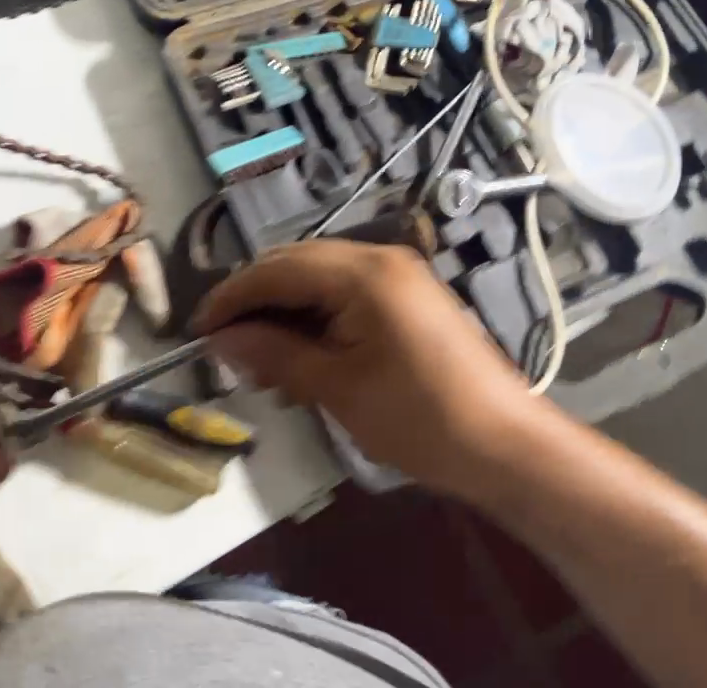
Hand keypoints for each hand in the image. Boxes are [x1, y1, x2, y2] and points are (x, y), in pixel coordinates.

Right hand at [192, 240, 545, 499]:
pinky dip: (315, 321)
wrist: (509, 449)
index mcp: (362, 272)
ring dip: (284, 315)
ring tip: (265, 367)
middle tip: (229, 350)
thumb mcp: (336, 388)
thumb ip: (273, 354)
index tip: (198, 331)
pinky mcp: (407, 299)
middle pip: (294, 266)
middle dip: (256, 304)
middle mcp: (378, 258)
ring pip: (317, 281)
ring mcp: (397, 276)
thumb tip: (219, 339)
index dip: (231, 298)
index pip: (275, 270)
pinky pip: (344, 296)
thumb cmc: (420, 418)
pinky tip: (303, 361)